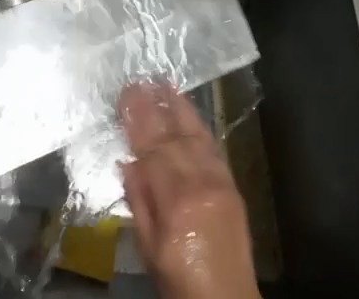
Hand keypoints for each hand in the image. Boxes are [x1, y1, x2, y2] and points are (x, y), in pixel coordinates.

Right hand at [118, 82, 259, 298]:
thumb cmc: (179, 281)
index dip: (138, 121)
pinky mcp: (233, 188)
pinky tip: (188, 113)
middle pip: (173, 137)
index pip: (152, 150)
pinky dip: (198, 128)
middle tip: (138, 80)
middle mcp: (201, 186)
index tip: (125, 95)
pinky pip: (213, 150)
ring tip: (164, 83)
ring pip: (196, 137)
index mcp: (176, 203)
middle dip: (154, 106)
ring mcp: (220, 184)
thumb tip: (127, 162)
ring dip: (179, 108)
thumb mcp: (148, 248)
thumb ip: (138, 202)